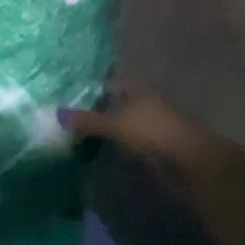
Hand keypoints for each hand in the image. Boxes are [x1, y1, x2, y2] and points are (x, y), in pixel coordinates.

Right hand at [61, 86, 206, 160]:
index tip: (70, 97)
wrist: (188, 161)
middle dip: (98, 110)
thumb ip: (86, 120)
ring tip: (81, 135)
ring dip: (108, 129)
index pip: (110, 83)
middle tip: (71, 117)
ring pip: (124, 123)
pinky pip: (130, 141)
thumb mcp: (113, 124)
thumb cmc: (150, 132)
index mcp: (136, 90)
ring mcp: (152, 124)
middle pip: (117, 103)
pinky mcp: (156, 145)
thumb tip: (56, 113)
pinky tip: (101, 150)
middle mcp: (144, 102)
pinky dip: (117, 144)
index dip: (91, 89)